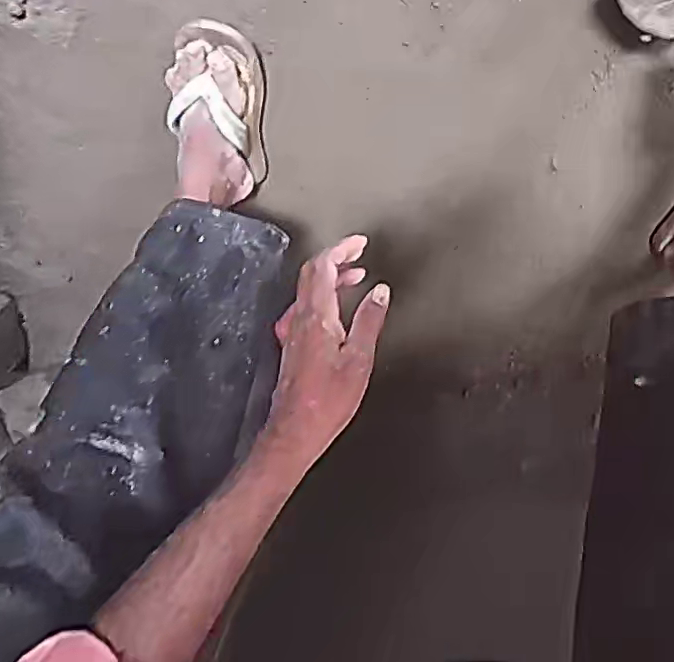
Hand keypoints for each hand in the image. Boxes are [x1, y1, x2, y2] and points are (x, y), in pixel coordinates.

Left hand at [261, 235, 389, 468]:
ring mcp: (293, 329)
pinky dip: (324, 293)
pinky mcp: (293, 342)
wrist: (294, 431)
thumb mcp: (359, 359)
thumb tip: (380, 291)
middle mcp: (300, 317)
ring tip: (355, 276)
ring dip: (331, 275)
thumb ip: (369, 320)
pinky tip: (337, 307)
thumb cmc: (326, 400)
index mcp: (317, 315)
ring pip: (309, 287)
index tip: (359, 242)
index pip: (324, 266)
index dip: (342, 248)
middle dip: (336, 256)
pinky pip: (306, 304)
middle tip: (357, 253)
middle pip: (312, 271)